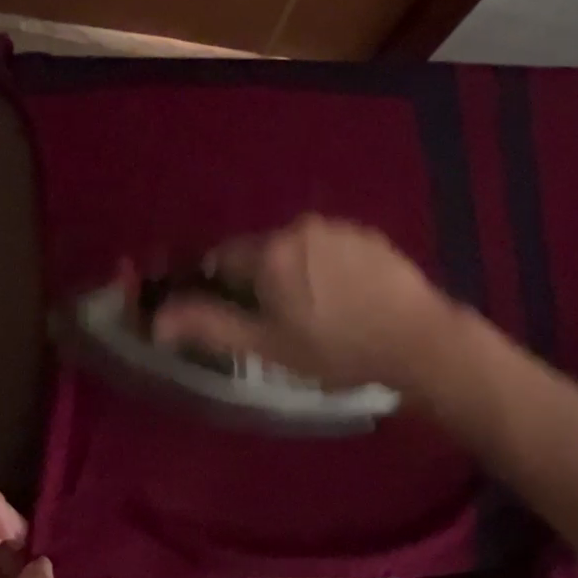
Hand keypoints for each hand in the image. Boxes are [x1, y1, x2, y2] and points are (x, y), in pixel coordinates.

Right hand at [151, 214, 460, 390]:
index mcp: (270, 252)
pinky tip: (348, 302)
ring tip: (321, 316)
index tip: (239, 318)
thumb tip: (157, 319)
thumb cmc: (336, 350)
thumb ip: (210, 326)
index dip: (222, 289)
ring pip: (297, 251)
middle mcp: (300, 227)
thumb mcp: (267, 347)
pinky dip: (328, 270)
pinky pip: (330, 249)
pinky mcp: (369, 237)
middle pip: (262, 253)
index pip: (223, 259)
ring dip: (296, 275)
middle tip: (282, 326)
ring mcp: (339, 229)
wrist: (419, 343)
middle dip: (262, 283)